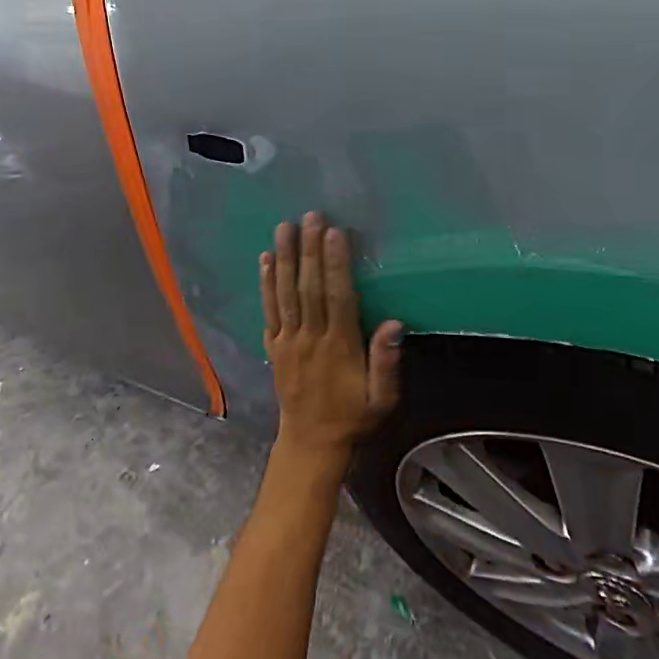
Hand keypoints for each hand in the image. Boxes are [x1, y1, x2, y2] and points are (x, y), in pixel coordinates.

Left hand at [261, 212, 402, 461]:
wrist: (311, 442)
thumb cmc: (353, 418)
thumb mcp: (381, 399)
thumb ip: (385, 362)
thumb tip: (393, 323)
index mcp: (339, 347)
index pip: (337, 297)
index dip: (335, 264)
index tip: (334, 233)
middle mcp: (309, 338)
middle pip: (309, 288)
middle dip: (310, 250)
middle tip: (309, 216)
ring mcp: (287, 340)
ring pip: (285, 293)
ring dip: (284, 259)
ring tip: (283, 228)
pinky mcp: (273, 346)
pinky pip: (268, 310)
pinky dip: (266, 284)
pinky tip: (265, 260)